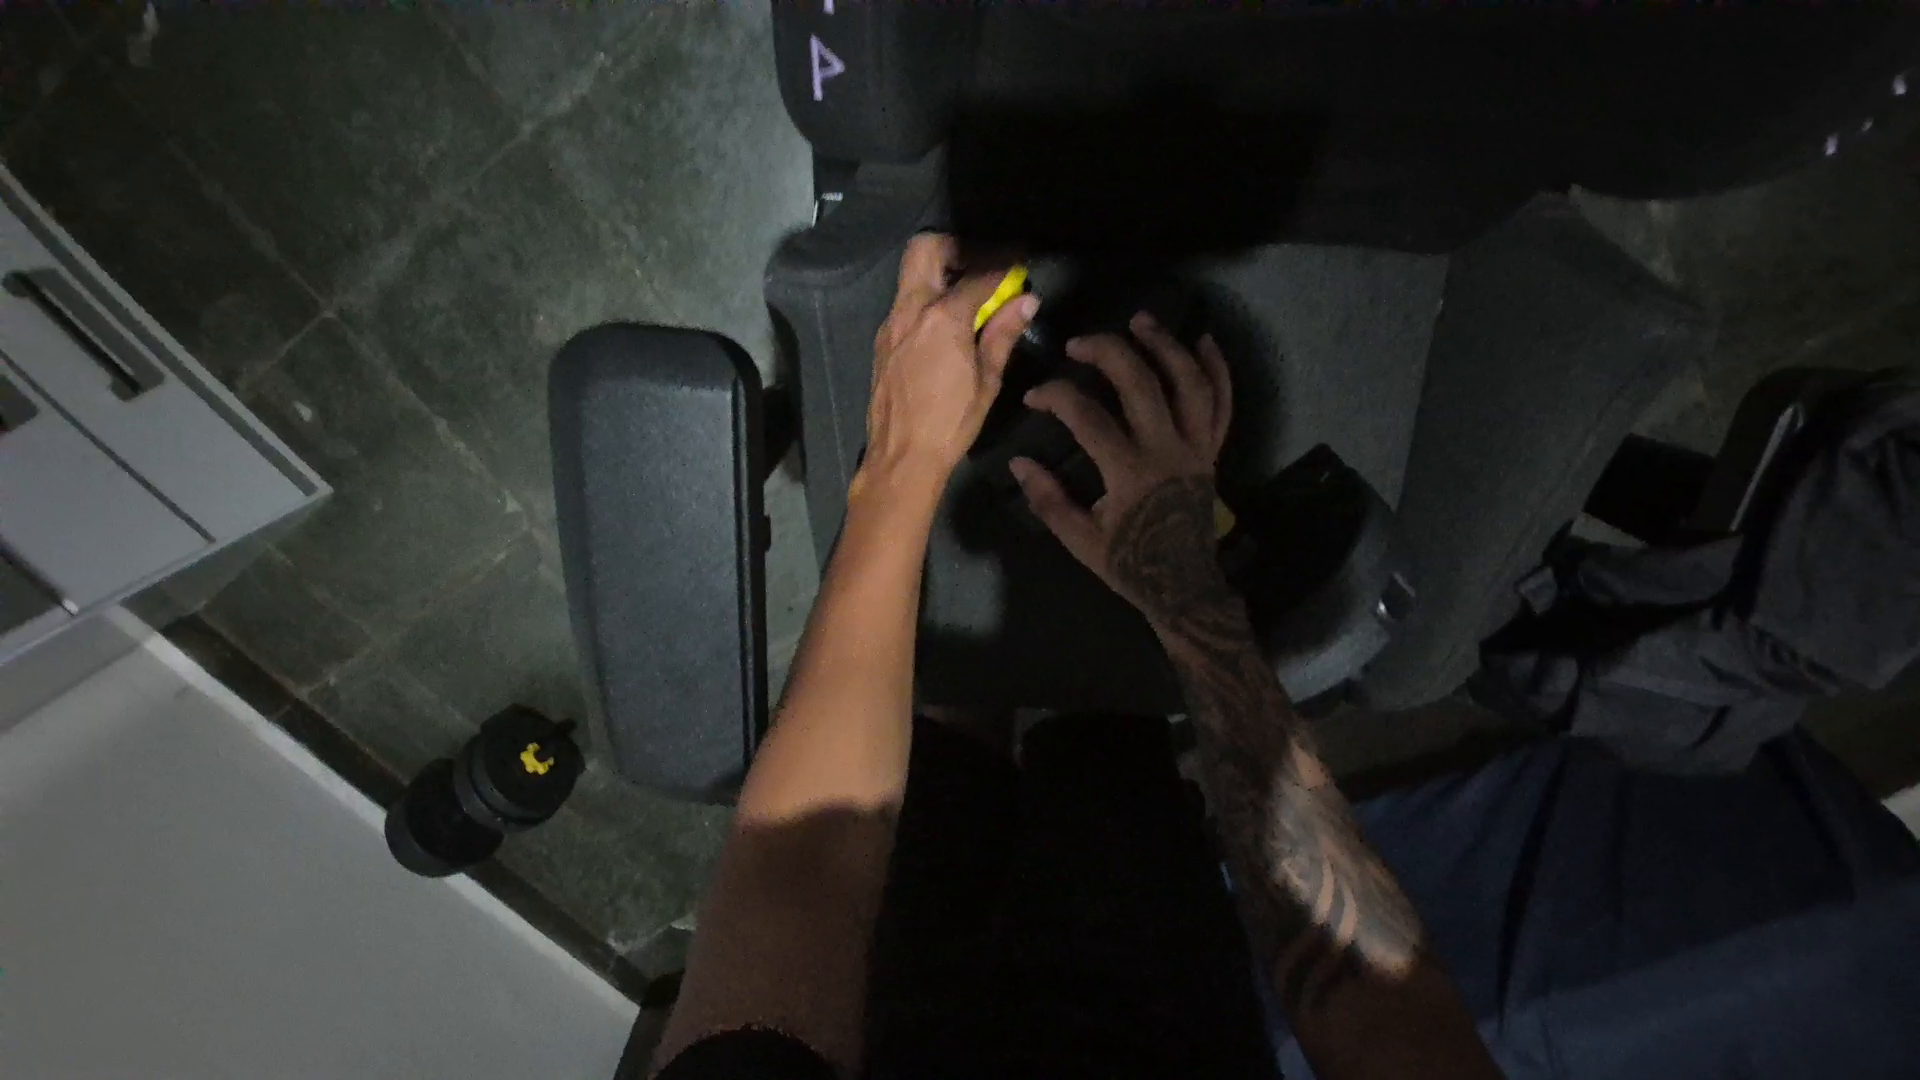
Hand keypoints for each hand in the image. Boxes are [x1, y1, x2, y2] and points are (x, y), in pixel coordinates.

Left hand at [863, 233, 1038, 488]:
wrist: (902, 456)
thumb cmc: (951, 423)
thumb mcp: (987, 380)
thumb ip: (1003, 333)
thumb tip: (1026, 300)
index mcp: (943, 318)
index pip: (978, 276)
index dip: (1004, 266)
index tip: (1020, 265)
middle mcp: (910, 310)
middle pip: (926, 249)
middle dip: (957, 247)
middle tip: (982, 264)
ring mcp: (890, 324)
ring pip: (910, 275)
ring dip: (940, 272)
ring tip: (967, 295)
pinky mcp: (882, 341)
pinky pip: (904, 303)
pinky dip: (926, 299)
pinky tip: (945, 324)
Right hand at [1009, 313, 1234, 635]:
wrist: (1183, 586)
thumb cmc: (1128, 563)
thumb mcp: (1080, 539)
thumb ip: (1048, 499)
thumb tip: (1018, 462)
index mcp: (1130, 473)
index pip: (1088, 418)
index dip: (1057, 397)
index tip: (1035, 397)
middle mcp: (1167, 450)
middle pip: (1141, 383)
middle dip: (1108, 353)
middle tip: (1079, 342)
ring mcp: (1196, 448)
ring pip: (1189, 383)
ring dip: (1165, 345)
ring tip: (1141, 320)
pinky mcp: (1212, 452)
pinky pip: (1222, 404)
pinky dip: (1217, 370)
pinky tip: (1203, 341)